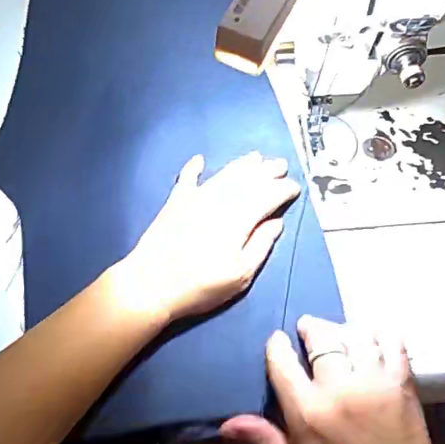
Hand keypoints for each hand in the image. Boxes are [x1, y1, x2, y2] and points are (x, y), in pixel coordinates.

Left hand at [109, 152, 300, 322]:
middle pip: (247, 180)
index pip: (267, 196)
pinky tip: (199, 160)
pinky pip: (186, 179)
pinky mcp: (175, 203)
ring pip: (223, 175)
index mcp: (238, 218)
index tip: (294, 187)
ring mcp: (195, 199)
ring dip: (241, 165)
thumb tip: (276, 223)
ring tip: (256, 157)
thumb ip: (260, 246)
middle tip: (280, 164)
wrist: (150, 284)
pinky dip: (193, 168)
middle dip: (267, 171)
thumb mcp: (240, 275)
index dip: (283, 190)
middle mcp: (219, 201)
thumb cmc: (200, 285)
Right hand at [221, 317, 444, 443]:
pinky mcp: (402, 385)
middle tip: (308, 330)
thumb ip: (266, 442)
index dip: (277, 346)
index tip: (278, 343)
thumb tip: (227, 423)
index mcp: (306, 413)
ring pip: (354, 334)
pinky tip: (372, 341)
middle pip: (321, 337)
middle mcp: (339, 389)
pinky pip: (391, 344)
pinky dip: (380, 336)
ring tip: (339, 336)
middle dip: (311, 329)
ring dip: (343, 330)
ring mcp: (374, 384)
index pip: (282, 360)